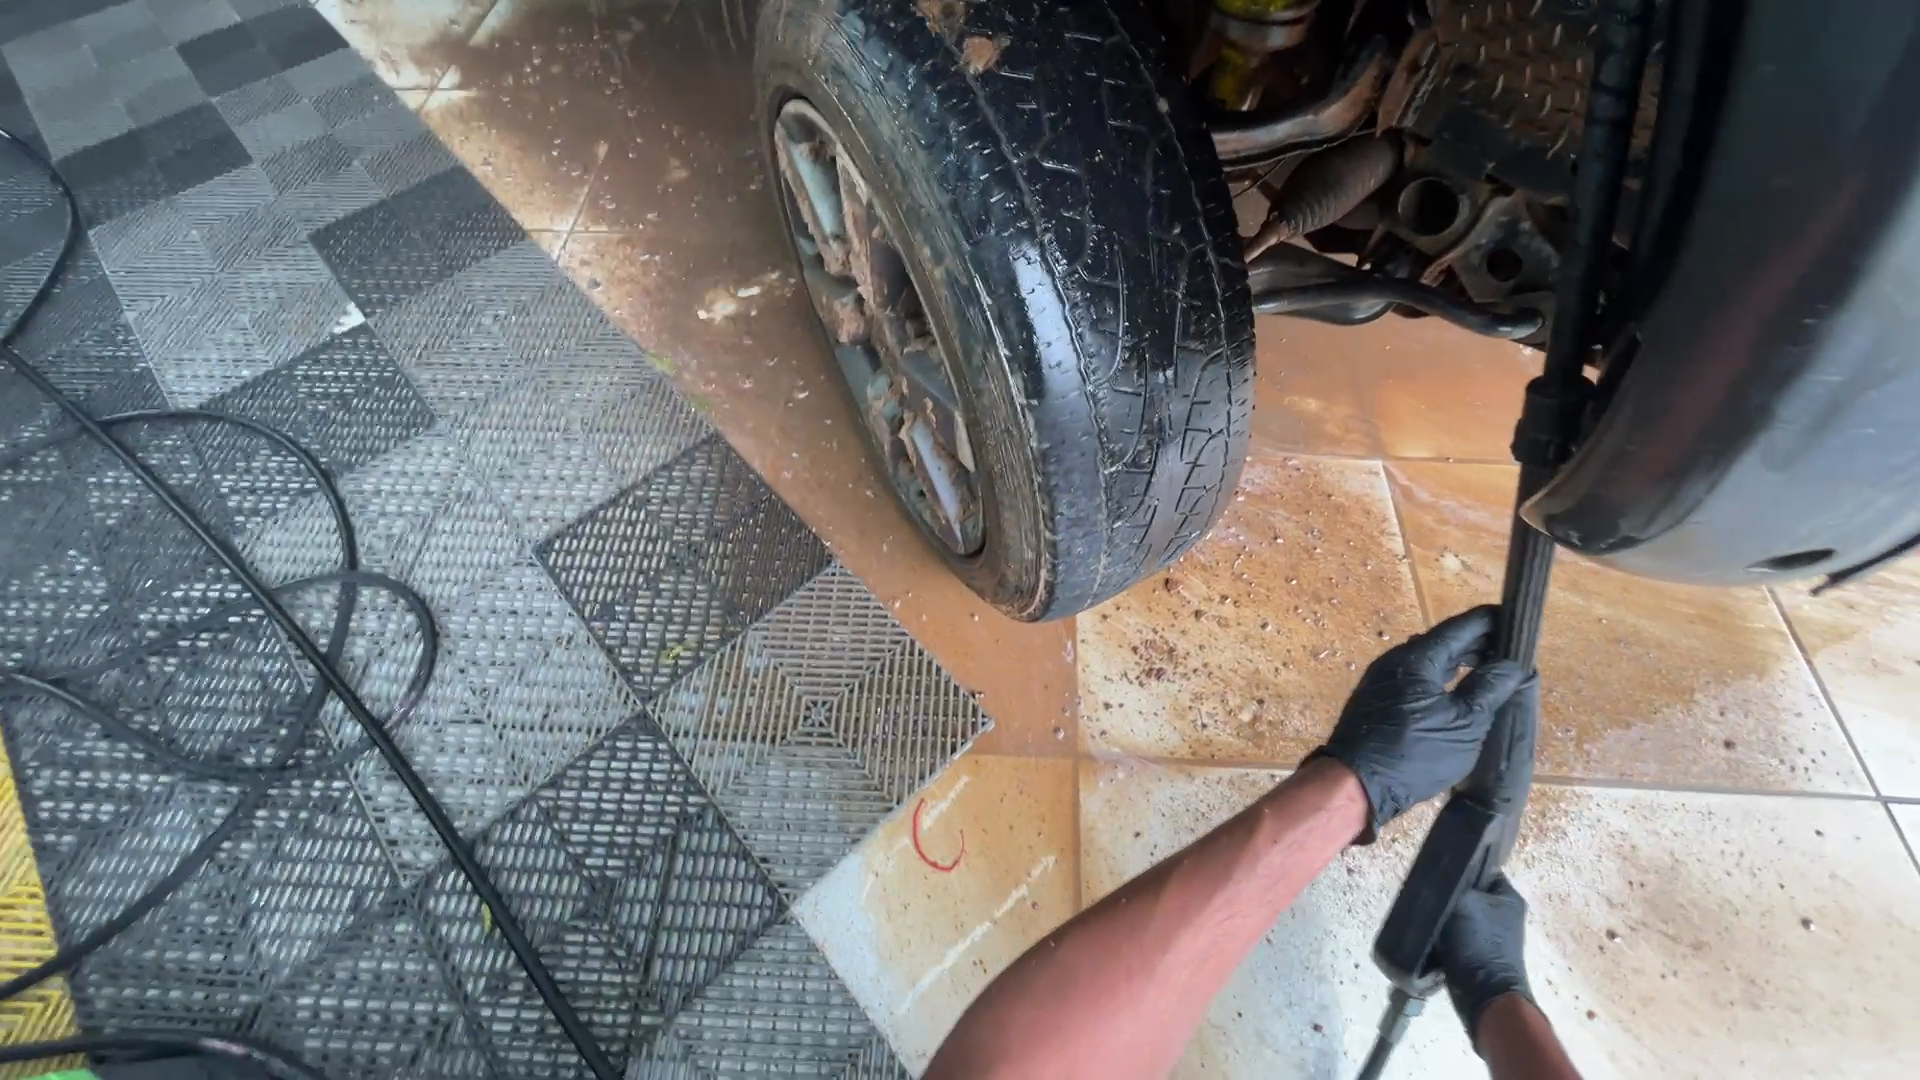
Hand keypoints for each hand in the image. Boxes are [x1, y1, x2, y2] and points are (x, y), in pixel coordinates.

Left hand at [1310, 605, 1531, 839]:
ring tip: (1491, 664)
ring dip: (1459, 657)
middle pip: (1441, 640)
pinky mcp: (1380, 698)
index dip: (1488, 622)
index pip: (1457, 628)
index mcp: (1415, 660)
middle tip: (1511, 646)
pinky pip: (1417, 675)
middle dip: (1476, 640)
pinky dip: (1442, 673)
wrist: (1356, 781)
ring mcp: (1383, 679)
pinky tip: (1458, 684)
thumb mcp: (1465, 722)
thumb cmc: (1414, 751)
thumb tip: (1512, 663)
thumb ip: (1488, 689)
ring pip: (1428, 658)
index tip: (1516, 618)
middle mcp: (1395, 661)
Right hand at [1437, 875, 1533, 1045]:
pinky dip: (1440, 929)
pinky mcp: (1475, 948)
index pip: (1478, 866)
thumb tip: (1430, 875)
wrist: (1484, 995)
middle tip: (1422, 888)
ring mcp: (1490, 932)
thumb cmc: (1477, 942)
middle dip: (1443, 889)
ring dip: (1439, 910)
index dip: (1455, 864)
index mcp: (1508, 896)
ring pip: (1456, 909)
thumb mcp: (1459, 901)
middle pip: (1465, 889)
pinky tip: (1425, 928)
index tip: (1432, 866)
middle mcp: (1502, 912)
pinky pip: (1453, 929)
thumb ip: (1447, 883)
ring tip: (1420, 908)